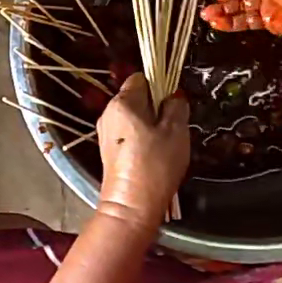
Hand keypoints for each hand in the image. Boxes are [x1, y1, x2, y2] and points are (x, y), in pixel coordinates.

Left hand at [95, 74, 188, 226]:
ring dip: (148, 123)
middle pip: (135, 97)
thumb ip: (176, 106)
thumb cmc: (155, 164)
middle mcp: (108, 112)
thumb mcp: (176, 131)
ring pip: (131, 116)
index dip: (159, 85)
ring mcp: (105, 131)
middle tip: (173, 125)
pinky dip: (139, 137)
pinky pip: (126, 132)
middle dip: (155, 106)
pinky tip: (152, 154)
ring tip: (165, 142)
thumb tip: (174, 95)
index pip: (140, 78)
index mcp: (123, 102)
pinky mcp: (107, 149)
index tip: (173, 102)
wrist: (131, 204)